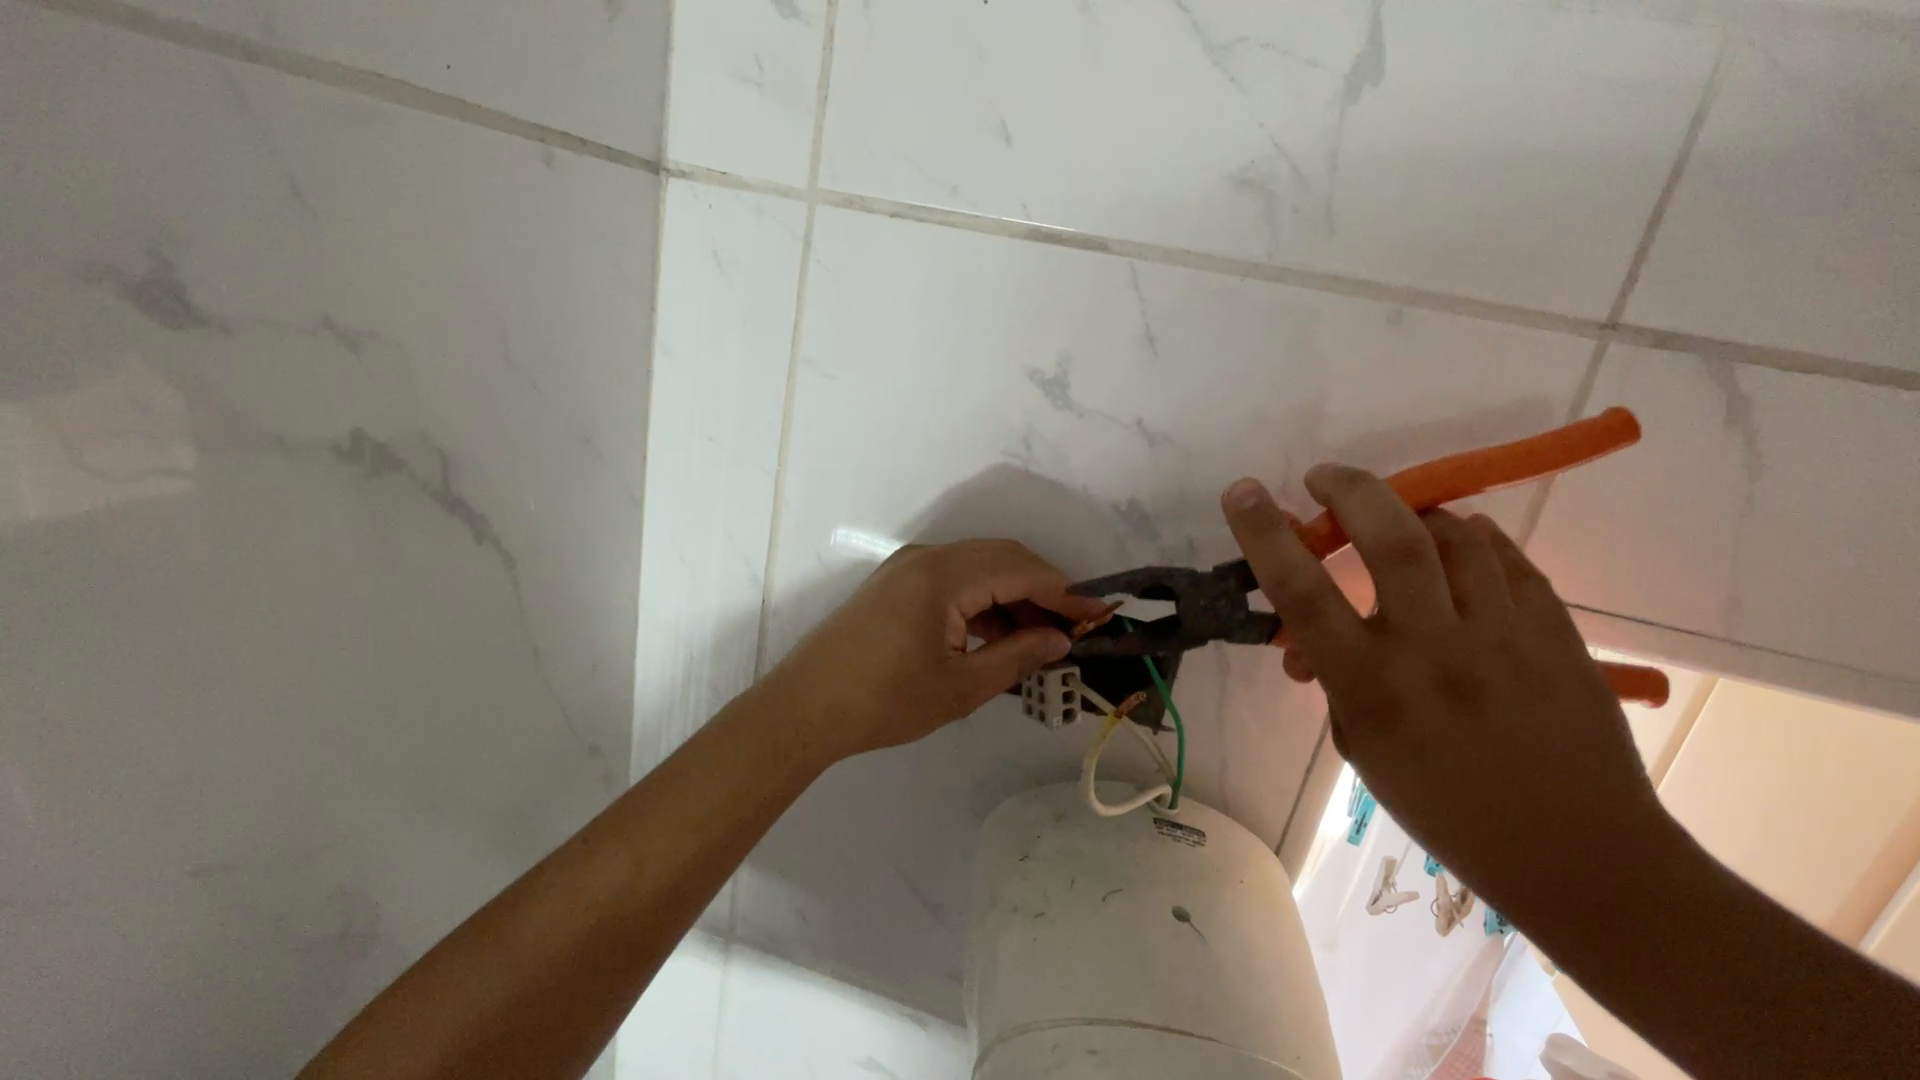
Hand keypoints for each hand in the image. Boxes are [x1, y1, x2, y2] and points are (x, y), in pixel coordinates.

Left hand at [757, 539, 1111, 766]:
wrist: (805, 709)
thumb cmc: (885, 702)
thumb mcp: (961, 686)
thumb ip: (1017, 657)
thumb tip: (1059, 640)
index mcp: (943, 575)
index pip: (1021, 570)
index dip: (1064, 592)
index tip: (1098, 615)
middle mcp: (926, 557)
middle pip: (1002, 559)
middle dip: (1042, 591)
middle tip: (1073, 628)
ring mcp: (907, 568)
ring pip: (978, 569)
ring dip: (1012, 598)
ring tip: (1040, 640)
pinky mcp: (896, 585)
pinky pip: (953, 581)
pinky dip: (982, 603)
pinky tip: (999, 636)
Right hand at [1220, 467, 1672, 912]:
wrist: (1575, 852)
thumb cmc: (1445, 809)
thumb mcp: (1364, 751)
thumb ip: (1335, 683)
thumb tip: (1310, 639)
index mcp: (1372, 688)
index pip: (1302, 592)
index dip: (1265, 533)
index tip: (1242, 491)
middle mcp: (1434, 650)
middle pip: (1391, 537)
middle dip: (1349, 490)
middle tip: (1323, 476)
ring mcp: (1504, 636)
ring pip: (1456, 536)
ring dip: (1415, 514)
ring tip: (1398, 520)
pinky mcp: (1557, 631)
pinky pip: (1507, 559)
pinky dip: (1473, 541)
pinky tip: (1460, 547)